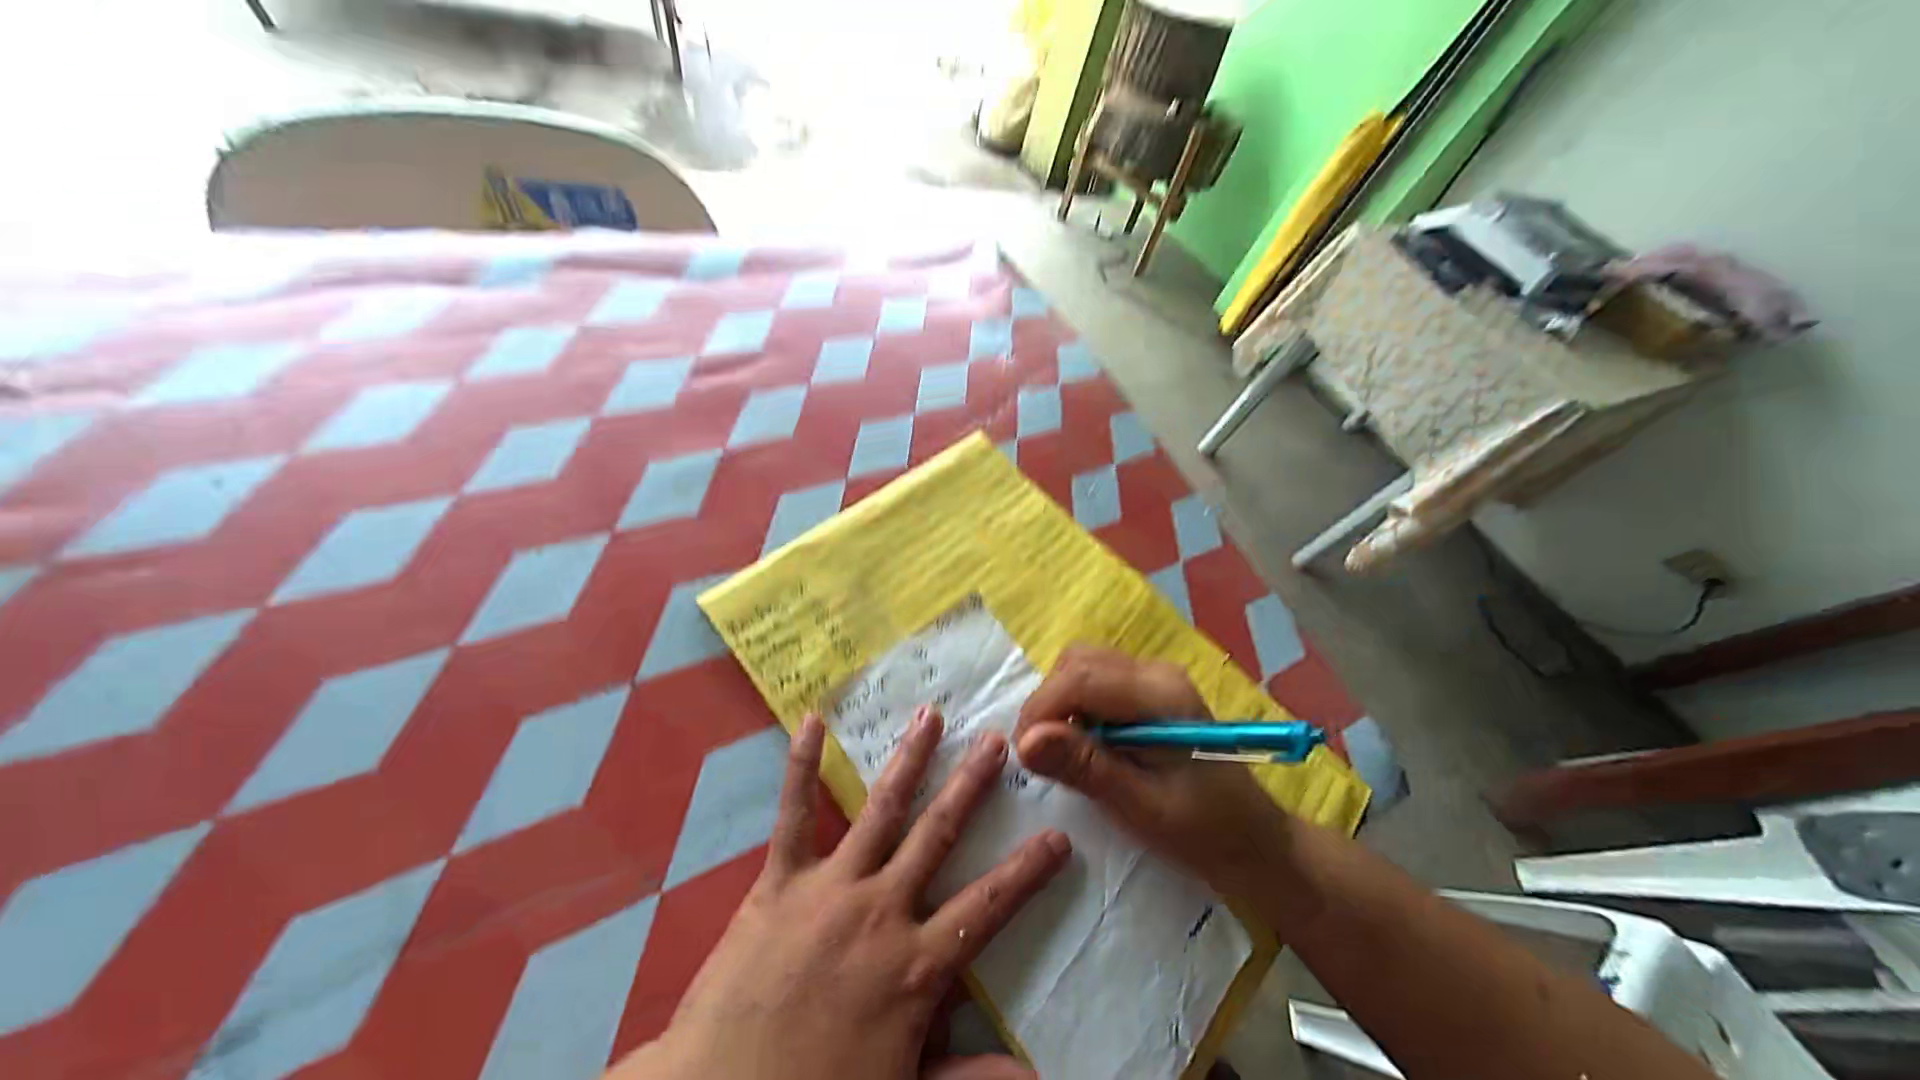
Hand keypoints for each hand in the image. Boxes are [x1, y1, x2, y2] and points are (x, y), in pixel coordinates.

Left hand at [613, 708, 1071, 1079]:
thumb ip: (970, 1078)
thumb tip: (1038, 1078)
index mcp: (915, 966)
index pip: (988, 909)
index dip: (1026, 873)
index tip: (1058, 835)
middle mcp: (881, 911)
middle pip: (937, 835)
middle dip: (971, 786)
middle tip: (996, 741)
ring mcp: (829, 888)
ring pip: (881, 811)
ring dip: (909, 760)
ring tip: (930, 716)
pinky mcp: (778, 882)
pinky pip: (793, 815)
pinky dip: (801, 765)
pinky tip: (812, 721)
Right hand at [1013, 645, 1293, 897]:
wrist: (1252, 840)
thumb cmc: (1200, 830)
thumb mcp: (1139, 806)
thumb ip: (1084, 767)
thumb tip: (1025, 741)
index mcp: (1160, 695)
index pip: (1080, 677)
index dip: (1040, 709)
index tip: (1024, 753)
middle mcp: (1156, 672)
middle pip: (1077, 663)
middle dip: (1048, 703)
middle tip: (1041, 755)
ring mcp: (1153, 677)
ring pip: (1081, 667)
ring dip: (1060, 704)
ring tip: (1065, 752)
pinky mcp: (1148, 690)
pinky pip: (1095, 682)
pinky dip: (1076, 707)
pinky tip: (1087, 745)